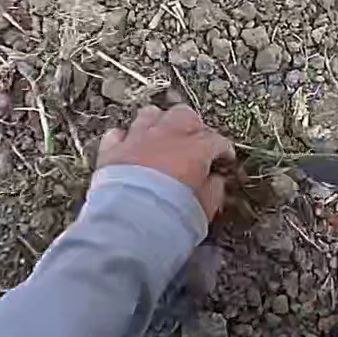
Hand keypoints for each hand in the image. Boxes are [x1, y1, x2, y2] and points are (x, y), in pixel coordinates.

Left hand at [96, 105, 234, 221]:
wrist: (131, 222)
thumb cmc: (173, 215)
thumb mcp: (206, 206)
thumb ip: (214, 189)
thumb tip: (215, 181)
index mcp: (197, 148)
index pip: (217, 140)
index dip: (224, 151)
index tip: (224, 160)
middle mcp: (168, 136)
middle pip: (184, 114)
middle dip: (191, 125)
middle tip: (193, 141)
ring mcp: (138, 139)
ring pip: (150, 114)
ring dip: (158, 123)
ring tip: (160, 136)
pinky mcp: (113, 150)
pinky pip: (117, 134)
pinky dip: (124, 139)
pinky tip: (129, 147)